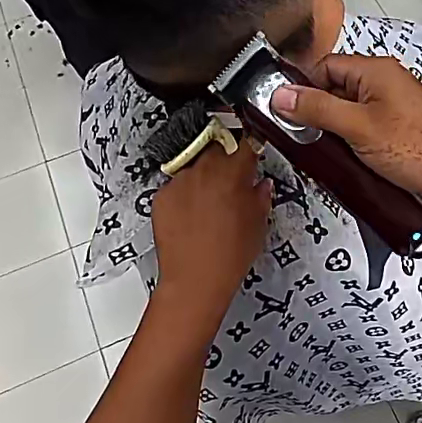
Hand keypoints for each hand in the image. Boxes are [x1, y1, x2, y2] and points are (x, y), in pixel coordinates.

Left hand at [150, 143, 271, 309]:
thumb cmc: (230, 254)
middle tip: (234, 178)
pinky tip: (194, 214)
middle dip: (227, 158)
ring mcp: (179, 183)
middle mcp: (203, 171)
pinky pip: (176, 186)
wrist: (196, 278)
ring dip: (205, 176)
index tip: (254, 149)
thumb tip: (260, 186)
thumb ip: (260, 196)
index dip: (251, 145)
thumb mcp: (258, 223)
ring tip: (212, 201)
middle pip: (217, 149)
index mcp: (232, 173)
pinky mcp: (161, 197)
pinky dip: (186, 194)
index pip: (245, 143)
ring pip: (195, 167)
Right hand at [272, 54, 421, 205]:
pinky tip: (354, 159)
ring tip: (336, 151)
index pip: (322, 66)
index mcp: (376, 70)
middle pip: (334, 89)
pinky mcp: (398, 127)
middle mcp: (386, 83)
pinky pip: (365, 127)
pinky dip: (354, 142)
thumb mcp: (359, 129)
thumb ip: (318, 109)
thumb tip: (284, 96)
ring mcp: (393, 106)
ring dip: (336, 131)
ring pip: (349, 111)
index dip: (301, 88)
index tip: (286, 109)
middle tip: (309, 136)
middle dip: (318, 114)